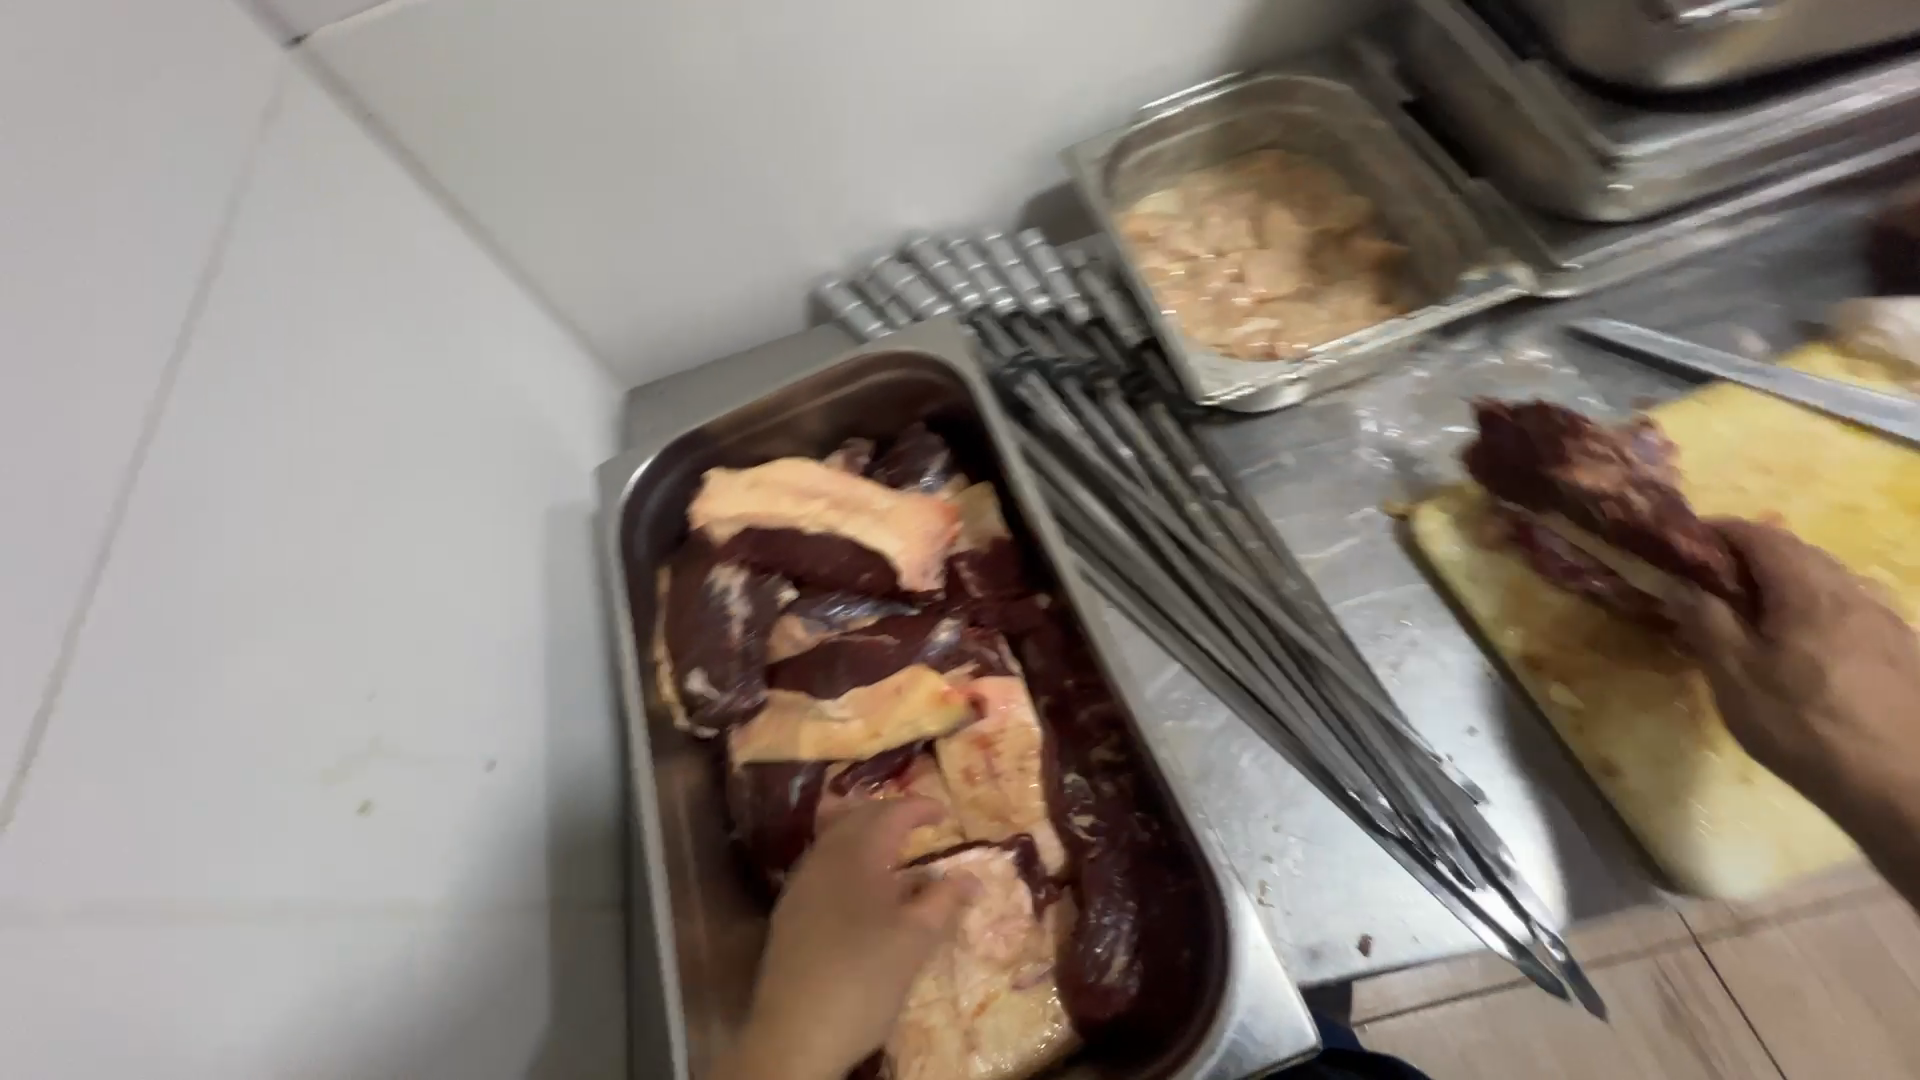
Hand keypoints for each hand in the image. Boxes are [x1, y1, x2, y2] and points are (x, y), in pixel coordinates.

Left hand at [716, 798, 977, 1079]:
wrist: (794, 1033)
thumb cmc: (864, 978)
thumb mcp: (916, 940)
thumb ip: (945, 901)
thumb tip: (971, 878)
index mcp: (858, 852)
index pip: (892, 813)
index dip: (920, 808)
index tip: (945, 814)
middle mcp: (825, 856)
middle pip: (858, 816)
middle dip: (890, 813)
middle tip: (919, 823)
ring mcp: (802, 881)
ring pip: (835, 836)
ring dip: (865, 832)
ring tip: (892, 848)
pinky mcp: (790, 909)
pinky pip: (823, 861)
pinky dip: (847, 856)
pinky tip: (860, 884)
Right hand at [1673, 520, 1919, 888]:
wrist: (1907, 789)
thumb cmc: (1803, 724)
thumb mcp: (1733, 672)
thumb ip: (1705, 619)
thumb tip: (1682, 583)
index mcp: (1811, 594)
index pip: (1764, 538)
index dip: (1720, 531)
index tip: (1681, 541)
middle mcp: (1857, 598)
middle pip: (1802, 555)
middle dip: (1750, 554)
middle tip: (1704, 576)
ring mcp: (1888, 627)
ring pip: (1829, 582)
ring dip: (1783, 581)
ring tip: (1746, 608)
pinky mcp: (1902, 655)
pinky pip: (1849, 610)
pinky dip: (1811, 606)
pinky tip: (1796, 639)